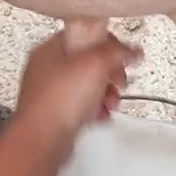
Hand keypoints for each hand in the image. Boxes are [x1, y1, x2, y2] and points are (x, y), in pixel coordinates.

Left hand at [13, 29, 140, 144]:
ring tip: (112, 104)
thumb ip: (117, 52)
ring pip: (86, 85)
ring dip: (106, 93)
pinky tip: (102, 116)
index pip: (82, 34)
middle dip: (110, 73)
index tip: (121, 56)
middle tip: (119, 82)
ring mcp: (49, 93)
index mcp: (49, 49)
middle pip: (87, 61)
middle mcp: (46, 68)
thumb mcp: (95, 64)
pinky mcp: (54, 115)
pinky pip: (81, 106)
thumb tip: (133, 50)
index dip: (106, 43)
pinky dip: (95, 110)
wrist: (42, 141)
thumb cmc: (62, 98)